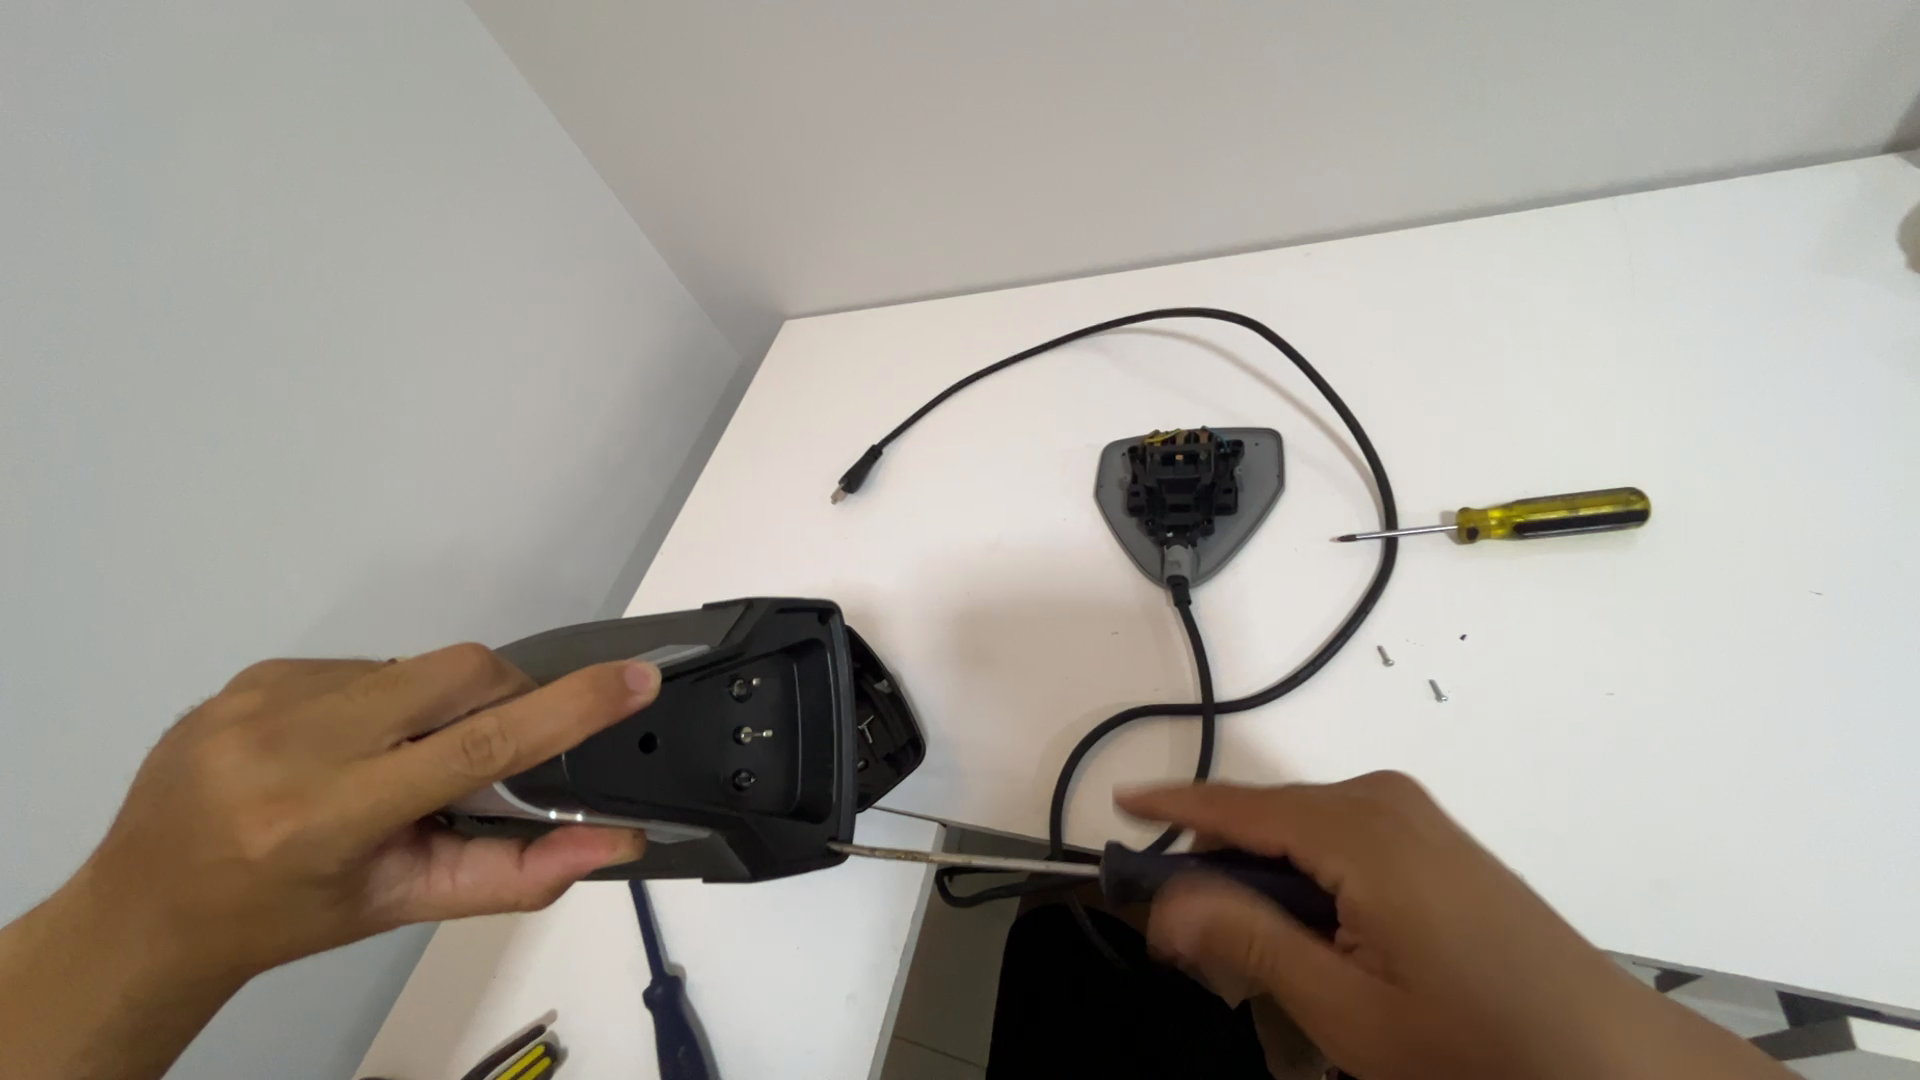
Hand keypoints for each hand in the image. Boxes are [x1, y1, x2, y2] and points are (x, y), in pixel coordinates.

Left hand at [76, 645, 657, 979]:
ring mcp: (262, 698)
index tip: (638, 678)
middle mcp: (289, 744)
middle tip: (489, 749)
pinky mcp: (252, 673)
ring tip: (404, 755)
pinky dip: (392, 696)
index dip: (571, 706)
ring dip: (444, 703)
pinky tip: (353, 742)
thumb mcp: (409, 904)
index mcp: (329, 816)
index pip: (481, 744)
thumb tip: (620, 840)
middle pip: (462, 673)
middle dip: (505, 698)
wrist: (140, 914)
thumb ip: (522, 875)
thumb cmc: (290, 918)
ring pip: (422, 662)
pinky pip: (372, 662)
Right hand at [1120, 774, 1794, 1079]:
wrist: (1622, 1068)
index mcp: (1356, 829)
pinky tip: (1314, 930)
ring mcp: (1409, 812)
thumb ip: (1248, 938)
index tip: (1120, 802)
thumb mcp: (1347, 1009)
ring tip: (1256, 945)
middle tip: (1194, 932)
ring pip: (1299, 826)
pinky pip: (1337, 834)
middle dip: (1219, 862)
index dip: (1171, 805)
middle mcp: (1379, 798)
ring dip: (1263, 873)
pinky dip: (1304, 872)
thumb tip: (1164, 899)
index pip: (1235, 806)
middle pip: (1264, 815)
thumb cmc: (1477, 1045)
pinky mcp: (1428, 834)